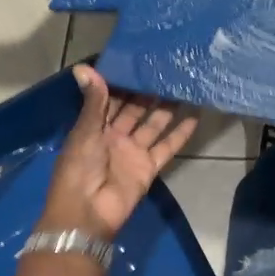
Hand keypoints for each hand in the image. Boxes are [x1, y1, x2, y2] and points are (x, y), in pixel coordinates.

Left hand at [39, 66, 199, 240]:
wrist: (85, 216)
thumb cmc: (78, 170)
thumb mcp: (85, 132)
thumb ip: (93, 101)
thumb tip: (82, 66)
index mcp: (95, 128)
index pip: (112, 99)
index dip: (124, 82)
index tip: (140, 59)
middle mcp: (116, 137)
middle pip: (136, 109)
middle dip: (149, 91)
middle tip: (169, 66)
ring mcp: (133, 152)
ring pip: (154, 124)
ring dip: (168, 107)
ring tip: (186, 84)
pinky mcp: (148, 167)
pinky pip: (167, 146)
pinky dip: (181, 133)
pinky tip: (196, 115)